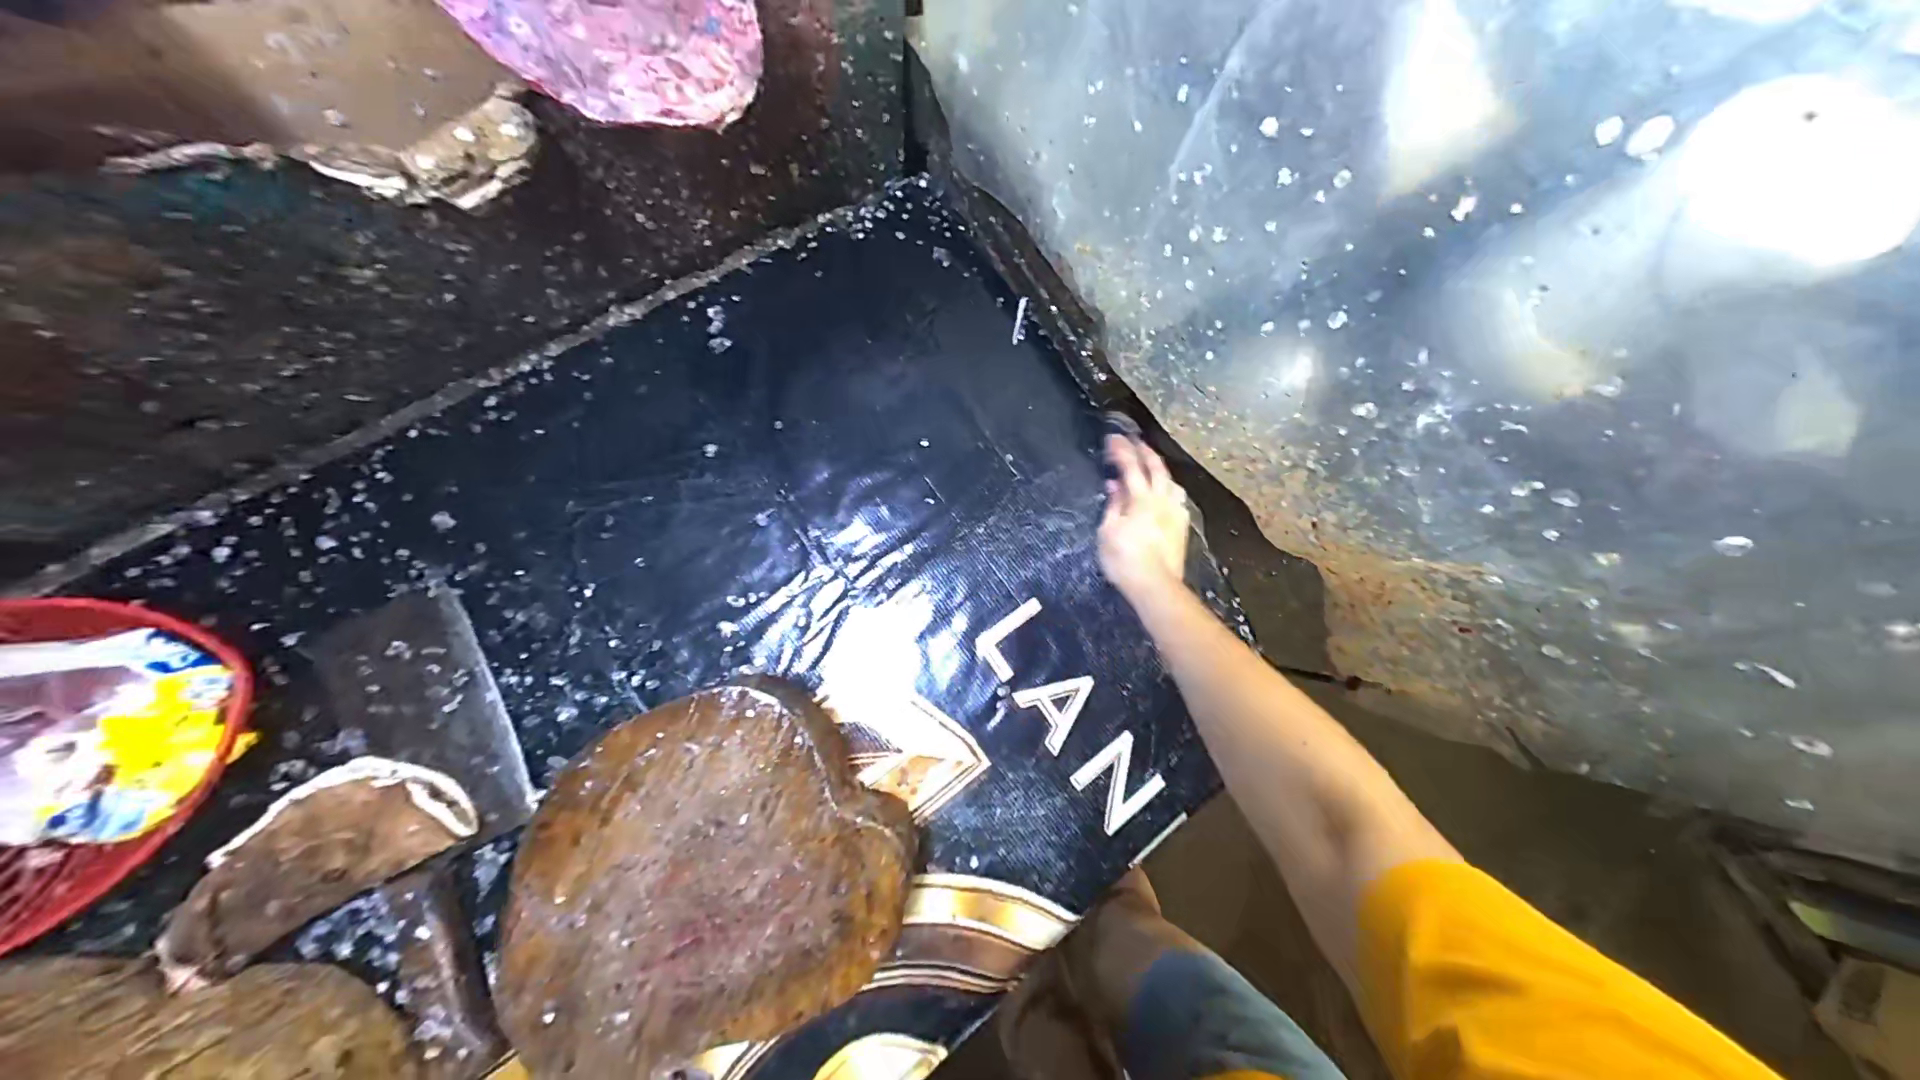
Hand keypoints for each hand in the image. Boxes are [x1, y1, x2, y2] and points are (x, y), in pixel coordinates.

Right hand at [1098, 434, 1189, 602]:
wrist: (1154, 585)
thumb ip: (1114, 505)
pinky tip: (1166, 493)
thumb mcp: (1108, 532)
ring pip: (1171, 482)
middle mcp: (1162, 500)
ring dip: (1160, 468)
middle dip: (1144, 451)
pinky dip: (1169, 488)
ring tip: (1152, 463)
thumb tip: (1115, 485)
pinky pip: (1177, 499)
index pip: (1130, 466)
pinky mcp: (1181, 526)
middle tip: (1134, 440)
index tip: (1112, 438)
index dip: (1121, 450)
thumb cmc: (1124, 560)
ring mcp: (1175, 512)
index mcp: (1141, 499)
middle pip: (1156, 468)